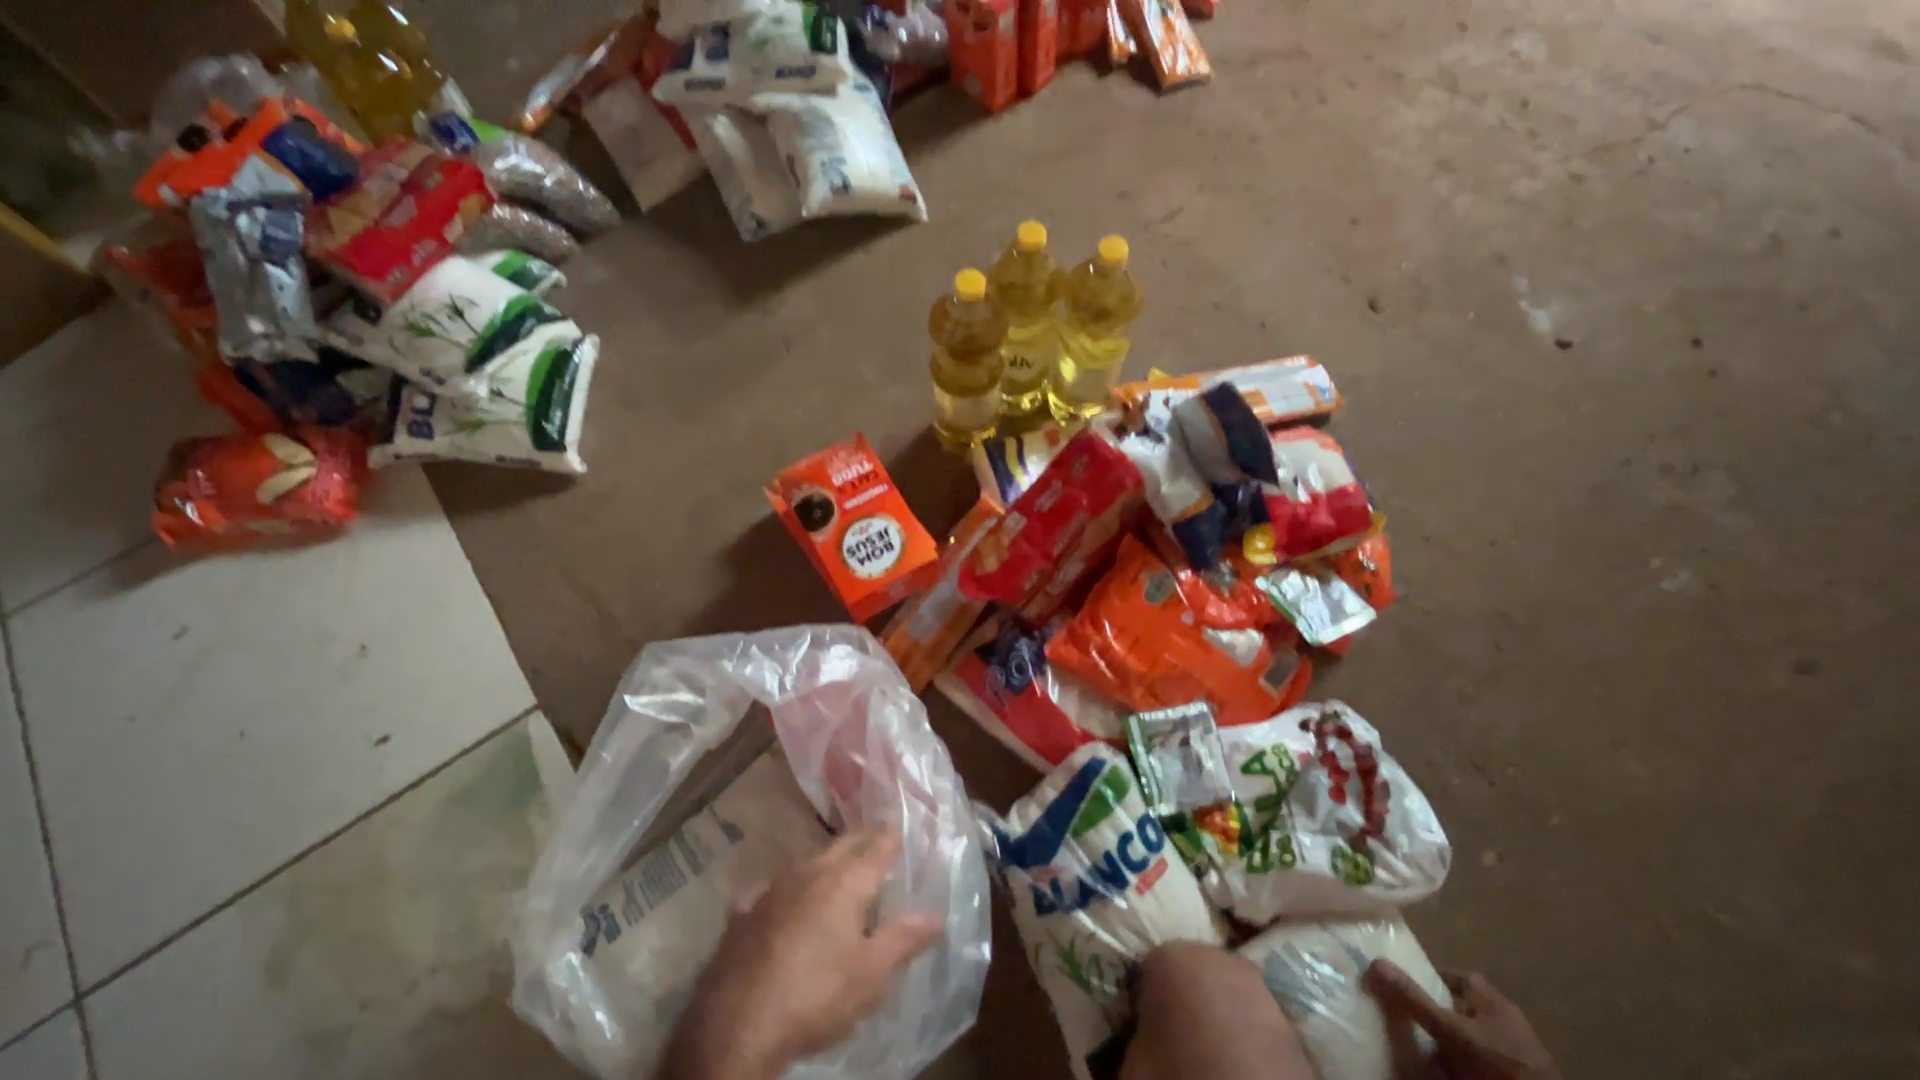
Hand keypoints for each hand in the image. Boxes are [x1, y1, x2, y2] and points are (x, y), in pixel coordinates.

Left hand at [665, 825, 942, 1079]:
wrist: (736, 1024)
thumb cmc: (816, 995)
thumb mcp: (871, 974)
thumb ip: (904, 939)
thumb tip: (936, 915)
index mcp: (845, 881)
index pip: (877, 845)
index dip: (893, 835)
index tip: (904, 826)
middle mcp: (809, 872)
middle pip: (841, 844)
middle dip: (862, 839)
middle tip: (878, 839)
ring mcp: (772, 889)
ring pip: (807, 860)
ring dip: (826, 859)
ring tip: (839, 866)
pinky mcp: (744, 912)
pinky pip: (776, 887)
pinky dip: (791, 888)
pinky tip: (788, 901)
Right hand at [1366, 960, 1561, 1079]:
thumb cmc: (1497, 1061)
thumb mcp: (1449, 1030)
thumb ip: (1414, 1000)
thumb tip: (1375, 963)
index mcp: (1488, 996)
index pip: (1454, 977)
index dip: (1430, 981)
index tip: (1407, 993)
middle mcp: (1504, 1013)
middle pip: (1462, 1006)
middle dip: (1439, 1015)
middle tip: (1413, 1026)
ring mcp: (1516, 1044)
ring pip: (1474, 1034)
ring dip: (1453, 1042)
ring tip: (1428, 1055)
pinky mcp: (1520, 1069)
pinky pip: (1486, 1057)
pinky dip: (1468, 1062)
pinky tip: (1453, 1072)